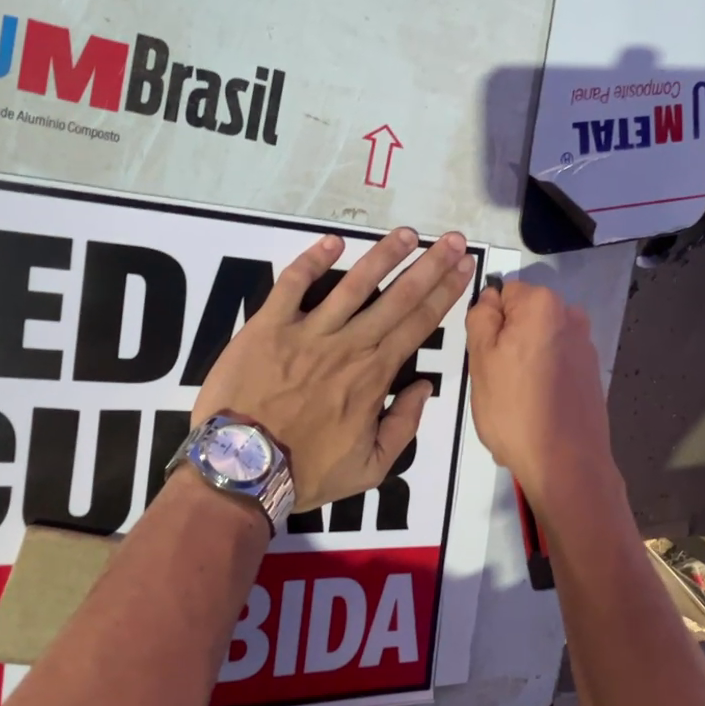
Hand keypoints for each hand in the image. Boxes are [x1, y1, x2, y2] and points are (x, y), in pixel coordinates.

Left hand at [194, 227, 475, 511]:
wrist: (240, 467)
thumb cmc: (306, 472)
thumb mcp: (369, 468)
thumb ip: (403, 427)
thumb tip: (424, 387)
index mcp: (374, 374)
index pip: (419, 324)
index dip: (445, 293)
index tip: (464, 269)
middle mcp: (349, 344)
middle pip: (398, 297)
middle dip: (430, 265)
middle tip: (453, 239)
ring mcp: (307, 331)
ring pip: (354, 284)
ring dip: (383, 255)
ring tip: (407, 233)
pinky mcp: (268, 325)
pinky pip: (293, 284)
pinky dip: (312, 261)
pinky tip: (332, 243)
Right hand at [465, 280, 615, 516]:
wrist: (567, 464)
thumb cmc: (515, 410)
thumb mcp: (480, 359)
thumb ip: (481, 318)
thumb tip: (491, 299)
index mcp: (543, 304)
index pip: (503, 294)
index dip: (488, 322)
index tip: (484, 355)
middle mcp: (571, 316)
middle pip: (524, 318)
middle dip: (507, 342)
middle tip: (496, 379)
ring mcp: (585, 346)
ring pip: (539, 343)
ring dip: (524, 362)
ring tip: (515, 399)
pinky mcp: (591, 374)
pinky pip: (555, 365)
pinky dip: (543, 380)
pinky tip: (536, 409)